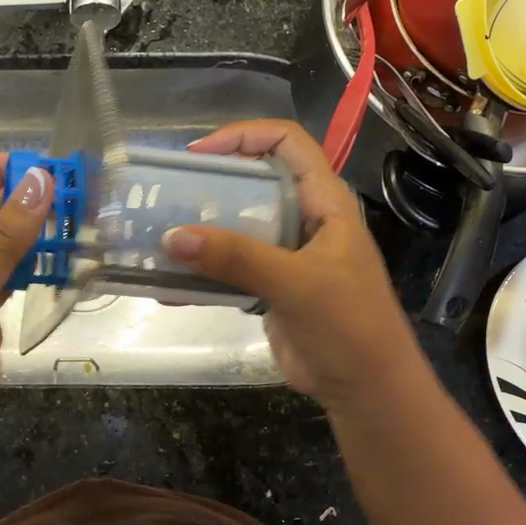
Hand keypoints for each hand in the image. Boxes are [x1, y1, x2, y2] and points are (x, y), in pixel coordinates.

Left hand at [0, 154, 51, 471]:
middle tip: (81, 199)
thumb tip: (38, 179)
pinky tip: (69, 271)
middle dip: (29, 197)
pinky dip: (41, 271)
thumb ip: (2, 238)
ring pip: (8, 247)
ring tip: (84, 229)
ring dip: (40, 234)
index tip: (46, 169)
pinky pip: (16, 282)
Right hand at [161, 119, 418, 405]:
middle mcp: (304, 219)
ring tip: (159, 235)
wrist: (366, 389)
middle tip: (168, 194)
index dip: (243, 136)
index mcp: (324, 202)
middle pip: (254, 180)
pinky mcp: (270, 287)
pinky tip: (168, 287)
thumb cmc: (348, 326)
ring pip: (237, 225)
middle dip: (210, 183)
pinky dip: (200, 272)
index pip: (287, 141)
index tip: (199, 154)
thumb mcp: (296, 284)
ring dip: (200, 229)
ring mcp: (286, 255)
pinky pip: (229, 267)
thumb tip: (171, 237)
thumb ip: (236, 258)